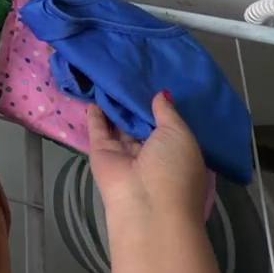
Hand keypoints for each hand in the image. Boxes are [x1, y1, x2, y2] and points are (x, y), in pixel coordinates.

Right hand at [87, 93, 215, 272]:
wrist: (145, 201)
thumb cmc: (174, 169)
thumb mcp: (180, 136)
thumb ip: (168, 113)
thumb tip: (161, 94)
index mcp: (176, 153)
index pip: (167, 125)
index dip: (160, 105)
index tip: (152, 79)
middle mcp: (151, 153)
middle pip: (141, 123)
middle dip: (135, 103)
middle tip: (127, 71)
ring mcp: (125, 153)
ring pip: (119, 124)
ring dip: (114, 105)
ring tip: (107, 76)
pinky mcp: (102, 151)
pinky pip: (97, 127)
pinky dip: (94, 112)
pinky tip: (92, 93)